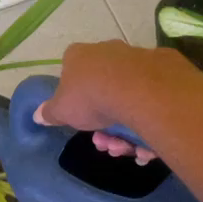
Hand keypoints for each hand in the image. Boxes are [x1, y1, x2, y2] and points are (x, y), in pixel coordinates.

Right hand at [34, 40, 195, 162]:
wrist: (139, 91)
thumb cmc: (91, 97)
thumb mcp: (61, 110)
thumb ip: (49, 112)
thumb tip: (37, 114)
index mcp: (80, 55)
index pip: (72, 69)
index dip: (74, 95)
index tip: (80, 116)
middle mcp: (109, 51)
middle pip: (103, 89)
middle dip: (103, 123)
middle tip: (105, 143)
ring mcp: (138, 59)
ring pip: (129, 99)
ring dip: (125, 130)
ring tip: (126, 150)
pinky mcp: (166, 71)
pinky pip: (152, 102)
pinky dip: (148, 126)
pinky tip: (147, 149)